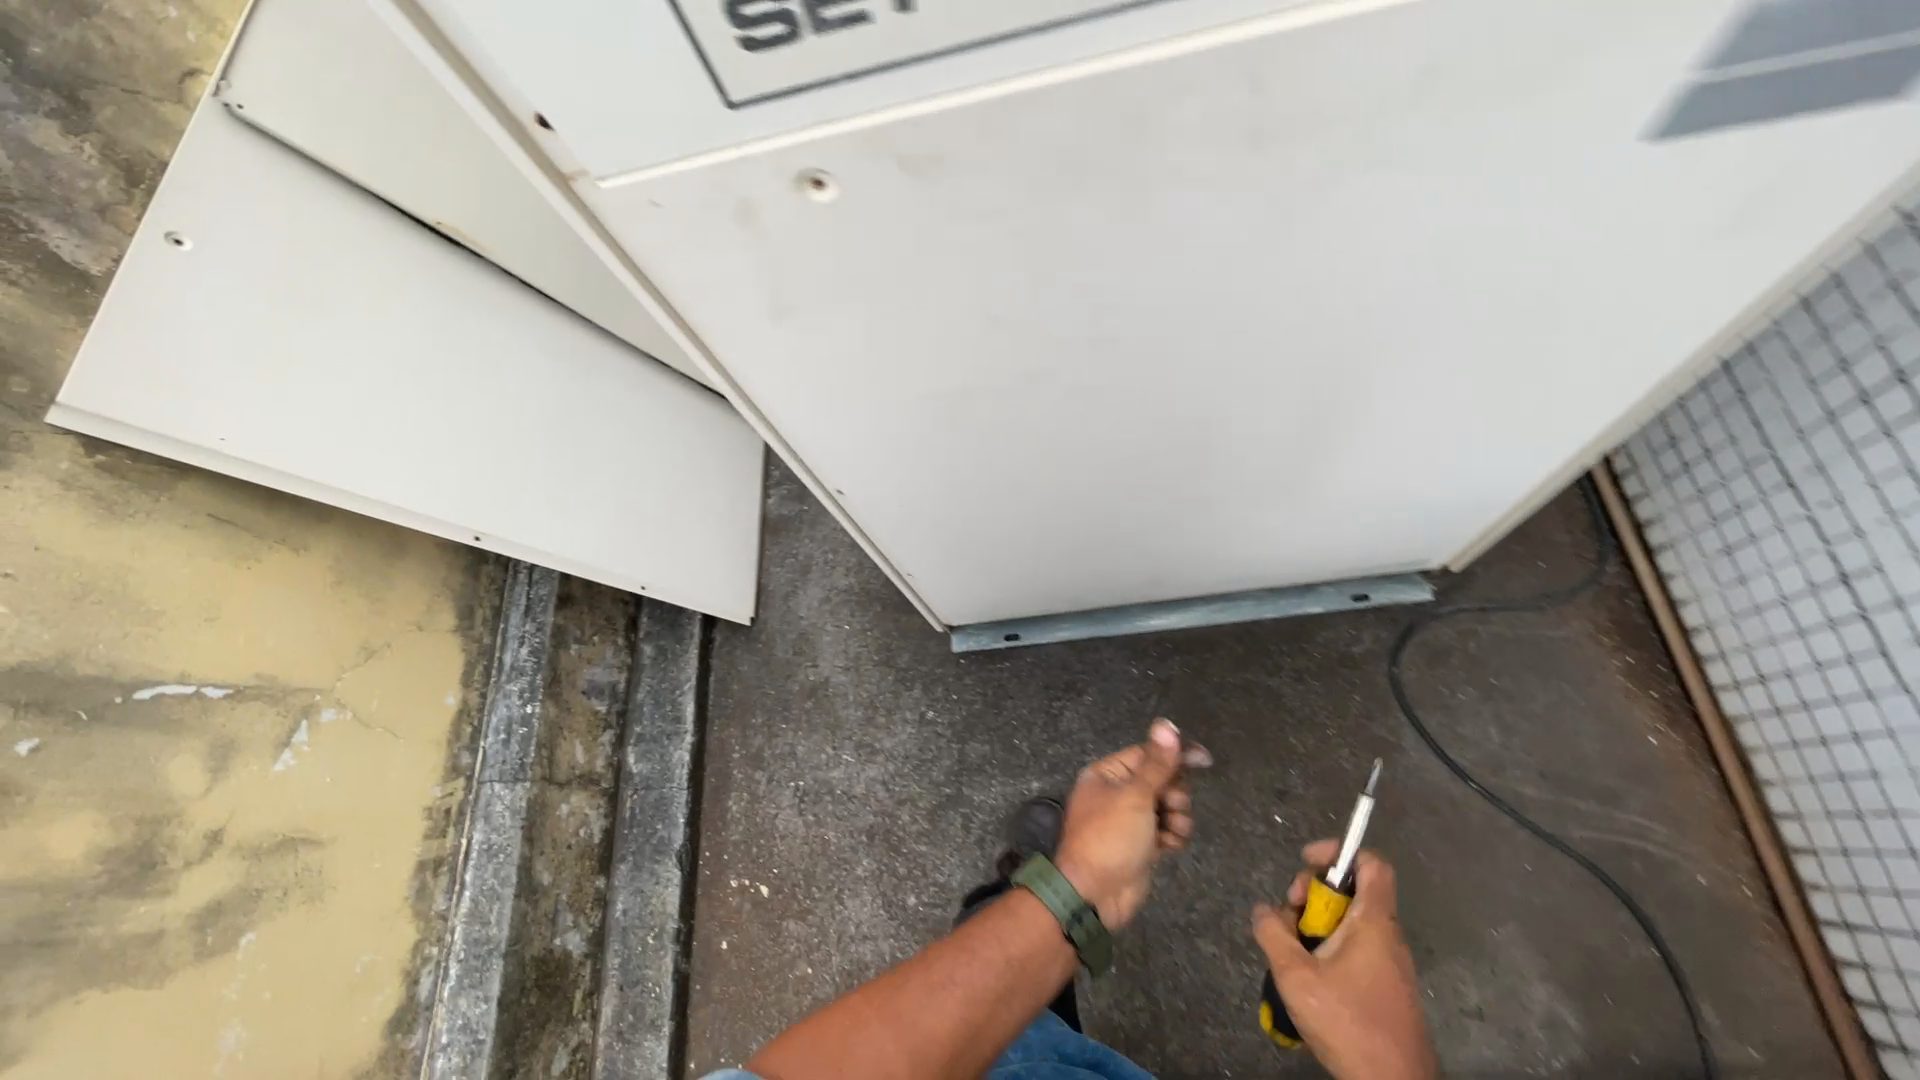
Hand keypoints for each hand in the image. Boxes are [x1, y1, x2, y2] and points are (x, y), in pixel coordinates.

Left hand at [1053, 718, 1210, 929]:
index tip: (1204, 759)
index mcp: (1106, 774)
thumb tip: (1166, 724)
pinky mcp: (1141, 845)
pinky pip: (1166, 830)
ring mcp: (1129, 820)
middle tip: (1174, 807)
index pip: (1146, 754)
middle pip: (1161, 780)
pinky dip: (1172, 836)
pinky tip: (1168, 847)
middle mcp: (1116, 793)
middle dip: (1175, 793)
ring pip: (1167, 806)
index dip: (1174, 756)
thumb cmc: (1109, 838)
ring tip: (1171, 831)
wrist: (1094, 895)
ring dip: (1177, 817)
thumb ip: (1157, 763)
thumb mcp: (1135, 796)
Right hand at [1252, 842, 1437, 1079]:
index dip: (1338, 851)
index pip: (1371, 863)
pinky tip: (1310, 976)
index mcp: (1374, 922)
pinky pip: (1356, 948)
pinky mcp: (1387, 986)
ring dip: (1317, 925)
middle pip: (1352, 890)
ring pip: (1350, 922)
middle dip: (1314, 893)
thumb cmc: (1347, 1022)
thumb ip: (1273, 933)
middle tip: (1290, 916)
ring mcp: (1391, 963)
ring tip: (1293, 951)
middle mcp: (1388, 935)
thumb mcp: (1295, 975)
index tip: (1306, 861)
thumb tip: (1263, 909)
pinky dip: (1329, 948)